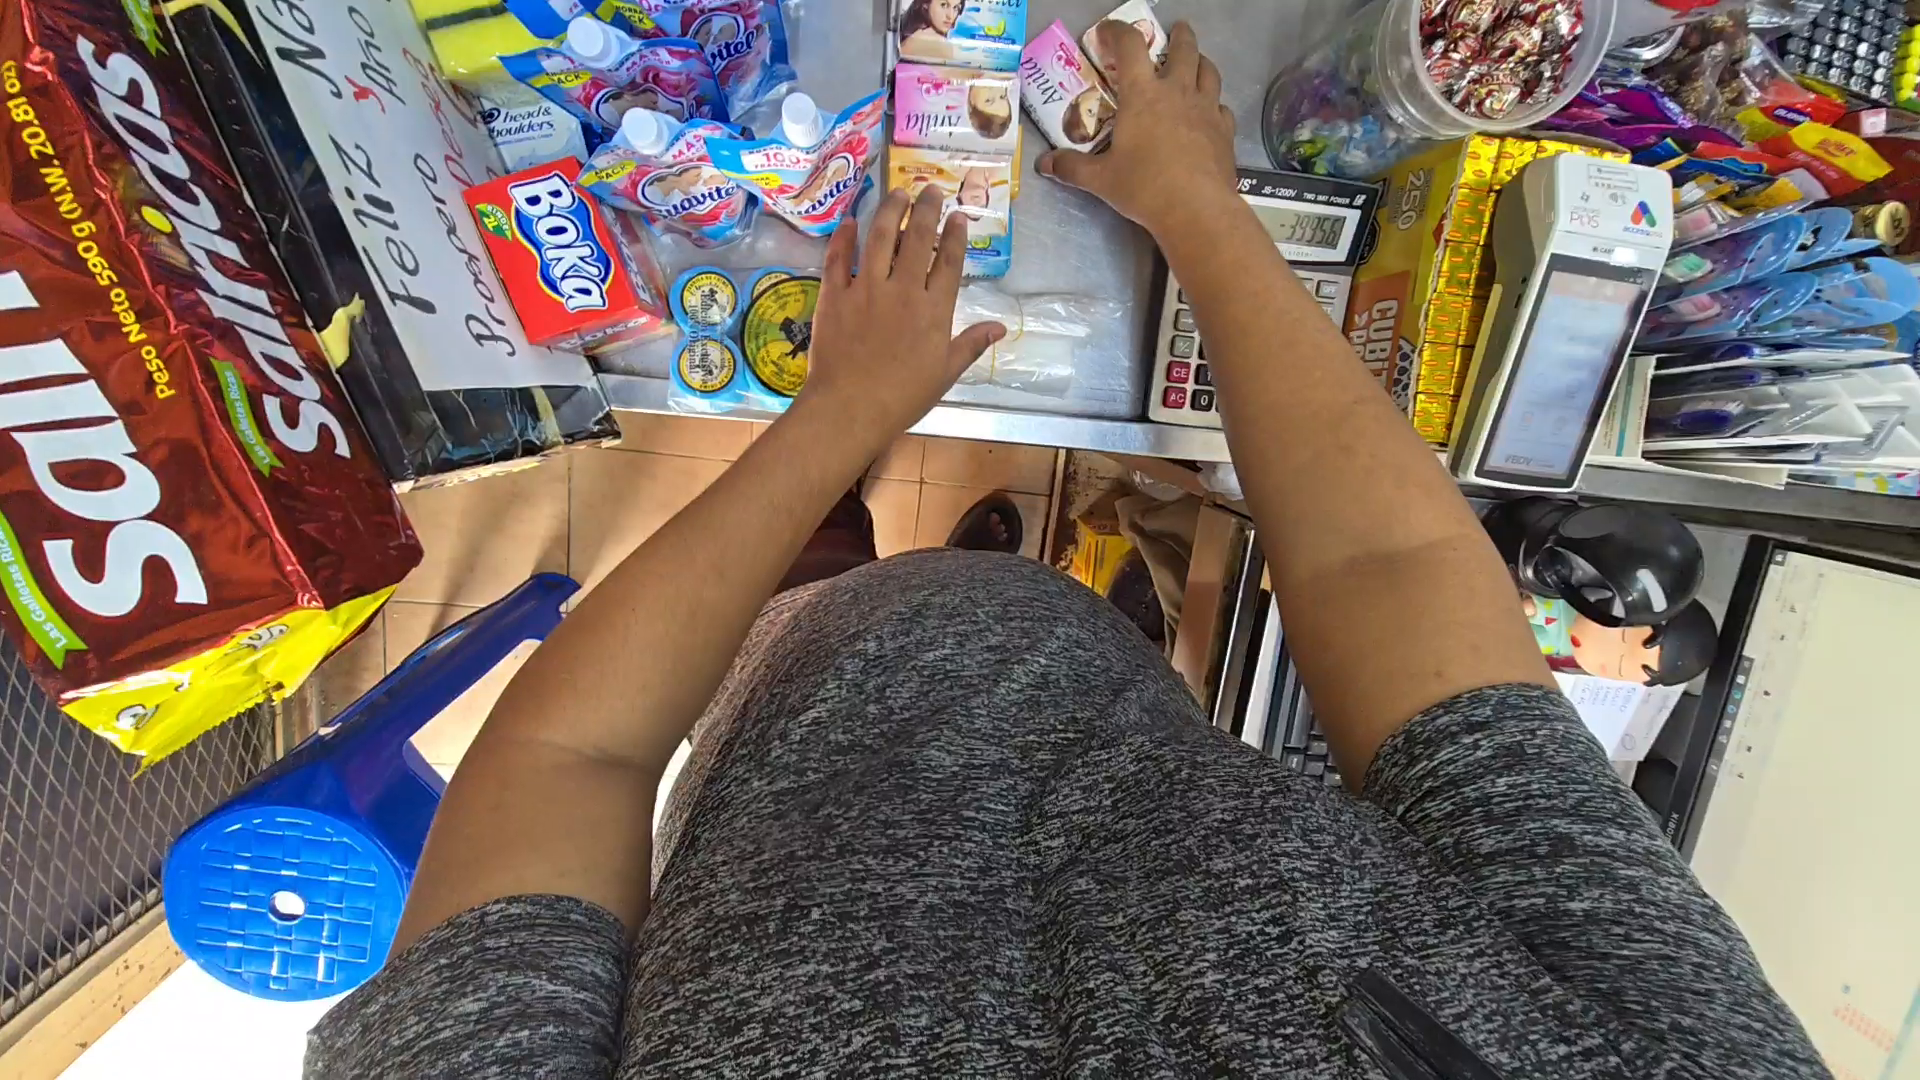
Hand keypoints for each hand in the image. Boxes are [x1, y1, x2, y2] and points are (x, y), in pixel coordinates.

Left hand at [797, 185, 1004, 447]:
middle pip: (917, 238)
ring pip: (880, 236)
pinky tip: (849, 222)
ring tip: (897, 193)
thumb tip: (1000, 328)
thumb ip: (971, 345)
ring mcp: (865, 288)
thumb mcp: (945, 374)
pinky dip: (843, 237)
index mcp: (933, 309)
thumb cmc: (903, 398)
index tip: (958, 215)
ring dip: (890, 210)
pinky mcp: (834, 295)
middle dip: (927, 209)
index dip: (955, 235)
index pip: (948, 261)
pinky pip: (838, 257)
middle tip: (930, 190)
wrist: (850, 408)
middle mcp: (902, 289)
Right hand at [1037, 20, 1238, 238]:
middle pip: (1183, 48)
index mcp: (1143, 95)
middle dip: (1178, 35)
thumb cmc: (1143, 188)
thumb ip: (1073, 168)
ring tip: (1196, 63)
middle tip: (1175, 31)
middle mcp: (1177, 91)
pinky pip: (1221, 107)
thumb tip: (1045, 164)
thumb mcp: (1101, 180)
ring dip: (1201, 61)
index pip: (1129, 46)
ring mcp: (1206, 108)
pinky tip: (1210, 113)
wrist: (1194, 208)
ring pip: (1209, 70)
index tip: (1107, 31)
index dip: (1117, 32)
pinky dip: (1214, 104)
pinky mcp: (1224, 130)